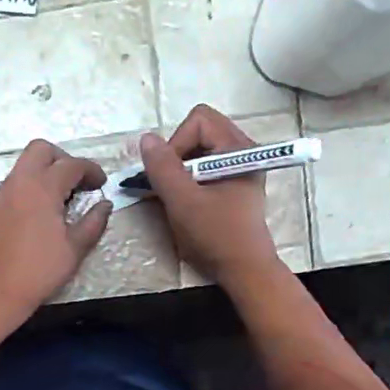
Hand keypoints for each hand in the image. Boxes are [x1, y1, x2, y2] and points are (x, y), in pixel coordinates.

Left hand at [0, 139, 111, 322]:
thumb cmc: (40, 270)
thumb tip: (104, 204)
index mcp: (41, 189)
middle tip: (75, 181)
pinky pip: (11, 186)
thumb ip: (93, 221)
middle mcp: (18, 184)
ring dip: (42, 173)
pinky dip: (27, 189)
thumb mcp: (75, 248)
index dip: (91, 170)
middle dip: (61, 158)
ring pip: (22, 167)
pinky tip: (36, 213)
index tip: (100, 183)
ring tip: (58, 198)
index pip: (71, 164)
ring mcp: (0, 195)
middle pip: (40, 149)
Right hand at [141, 105, 279, 283]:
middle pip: (198, 131)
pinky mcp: (231, 182)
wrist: (243, 269)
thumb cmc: (216, 235)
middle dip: (176, 155)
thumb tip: (146, 139)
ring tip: (175, 195)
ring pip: (197, 149)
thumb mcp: (183, 202)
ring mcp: (237, 167)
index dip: (176, 144)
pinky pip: (201, 166)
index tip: (170, 176)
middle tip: (170, 185)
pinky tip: (184, 201)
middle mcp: (241, 151)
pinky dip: (187, 179)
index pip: (198, 121)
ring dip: (179, 169)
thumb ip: (162, 168)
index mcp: (238, 149)